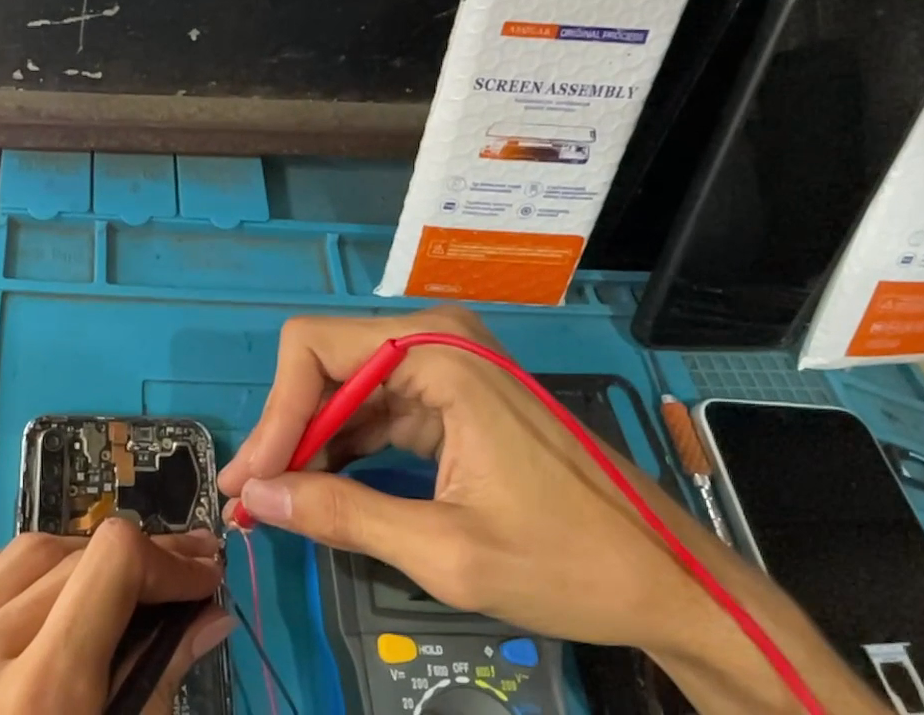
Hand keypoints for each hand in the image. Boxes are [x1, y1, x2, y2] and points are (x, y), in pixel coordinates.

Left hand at [0, 521, 233, 714]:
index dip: (169, 560)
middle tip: (177, 576)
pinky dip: (12, 572)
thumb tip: (205, 616)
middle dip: (134, 562)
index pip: (112, 563)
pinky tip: (40, 593)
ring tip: (115, 585)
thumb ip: (158, 680)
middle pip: (72, 556)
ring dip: (76, 562)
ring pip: (20, 554)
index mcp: (40, 700)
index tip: (198, 575)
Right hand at [219, 306, 706, 650]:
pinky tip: (320, 490)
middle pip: (324, 364)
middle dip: (286, 431)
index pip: (314, 349)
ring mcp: (446, 366)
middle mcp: (436, 341)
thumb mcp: (446, 550)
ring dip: (308, 444)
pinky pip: (376, 410)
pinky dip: (343, 449)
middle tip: (252, 497)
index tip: (252, 481)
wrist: (670, 581)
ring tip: (274, 502)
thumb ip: (341, 514)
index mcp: (438, 354)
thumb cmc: (569, 562)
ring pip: (344, 389)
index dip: (275, 414)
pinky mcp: (452, 397)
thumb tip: (256, 495)